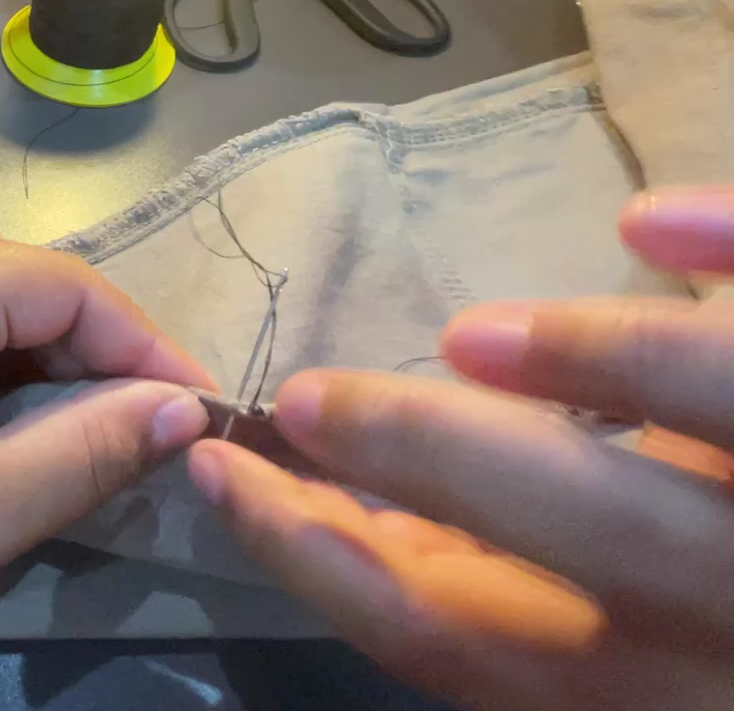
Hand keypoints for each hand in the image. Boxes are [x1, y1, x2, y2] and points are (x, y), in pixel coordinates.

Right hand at [189, 186, 733, 709]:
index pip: (442, 627)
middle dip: (419, 445)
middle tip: (311, 395)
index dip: (304, 545)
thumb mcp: (567, 633)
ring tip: (475, 334)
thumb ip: (464, 566)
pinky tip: (646, 221)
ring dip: (596, 352)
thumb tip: (308, 456)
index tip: (217, 462)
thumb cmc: (669, 609)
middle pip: (586, 527)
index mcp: (638, 672)